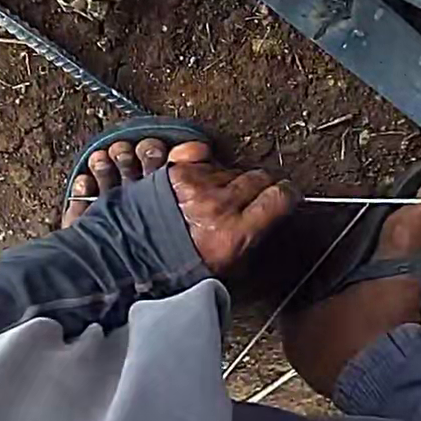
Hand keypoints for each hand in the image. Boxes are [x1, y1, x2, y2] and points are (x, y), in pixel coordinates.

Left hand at [170, 161, 298, 275]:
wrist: (134, 260)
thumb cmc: (179, 267)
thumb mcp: (228, 269)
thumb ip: (254, 240)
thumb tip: (276, 217)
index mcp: (235, 233)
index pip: (278, 197)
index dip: (287, 194)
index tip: (286, 194)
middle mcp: (219, 204)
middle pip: (258, 177)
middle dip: (260, 186)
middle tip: (250, 197)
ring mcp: (197, 184)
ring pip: (231, 168)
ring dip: (229, 179)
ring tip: (214, 197)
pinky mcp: (176, 171)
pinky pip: (200, 151)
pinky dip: (203, 159)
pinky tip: (201, 173)